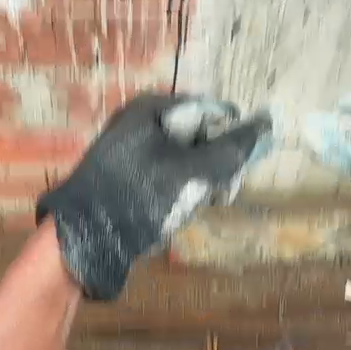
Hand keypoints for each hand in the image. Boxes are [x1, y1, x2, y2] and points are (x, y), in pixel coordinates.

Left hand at [37, 93, 271, 299]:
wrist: (82, 239)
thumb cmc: (138, 197)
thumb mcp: (190, 174)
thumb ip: (230, 151)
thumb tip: (268, 123)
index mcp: (151, 109)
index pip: (210, 111)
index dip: (230, 140)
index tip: (238, 173)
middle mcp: (139, 124)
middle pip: (198, 137)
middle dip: (215, 168)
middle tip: (220, 197)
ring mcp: (130, 154)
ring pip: (184, 163)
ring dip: (198, 187)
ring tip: (191, 209)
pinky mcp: (125, 182)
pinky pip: (164, 180)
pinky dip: (176, 196)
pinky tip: (173, 215)